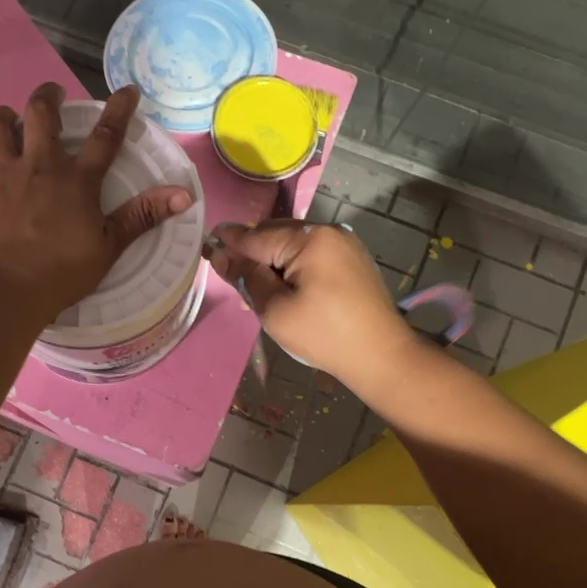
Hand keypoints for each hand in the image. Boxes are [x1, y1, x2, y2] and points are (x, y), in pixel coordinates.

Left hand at [0, 82, 192, 323]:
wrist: (5, 289)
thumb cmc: (62, 272)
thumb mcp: (109, 246)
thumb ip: (142, 216)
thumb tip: (184, 195)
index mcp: (77, 180)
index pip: (105, 136)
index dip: (119, 110)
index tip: (128, 90)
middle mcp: (39, 165)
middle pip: (41, 112)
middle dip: (48, 96)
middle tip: (52, 98)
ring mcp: (3, 174)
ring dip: (5, 117)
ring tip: (9, 120)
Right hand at [208, 220, 420, 383]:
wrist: (381, 355)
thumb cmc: (323, 335)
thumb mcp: (275, 310)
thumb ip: (246, 278)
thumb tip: (220, 255)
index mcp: (309, 239)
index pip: (256, 236)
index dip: (229, 243)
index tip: (205, 244)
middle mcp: (328, 232)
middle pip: (275, 234)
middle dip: (251, 253)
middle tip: (231, 276)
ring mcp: (344, 244)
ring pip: (292, 244)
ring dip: (271, 261)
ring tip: (256, 289)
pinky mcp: (352, 260)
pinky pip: (311, 254)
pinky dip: (292, 265)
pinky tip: (283, 288)